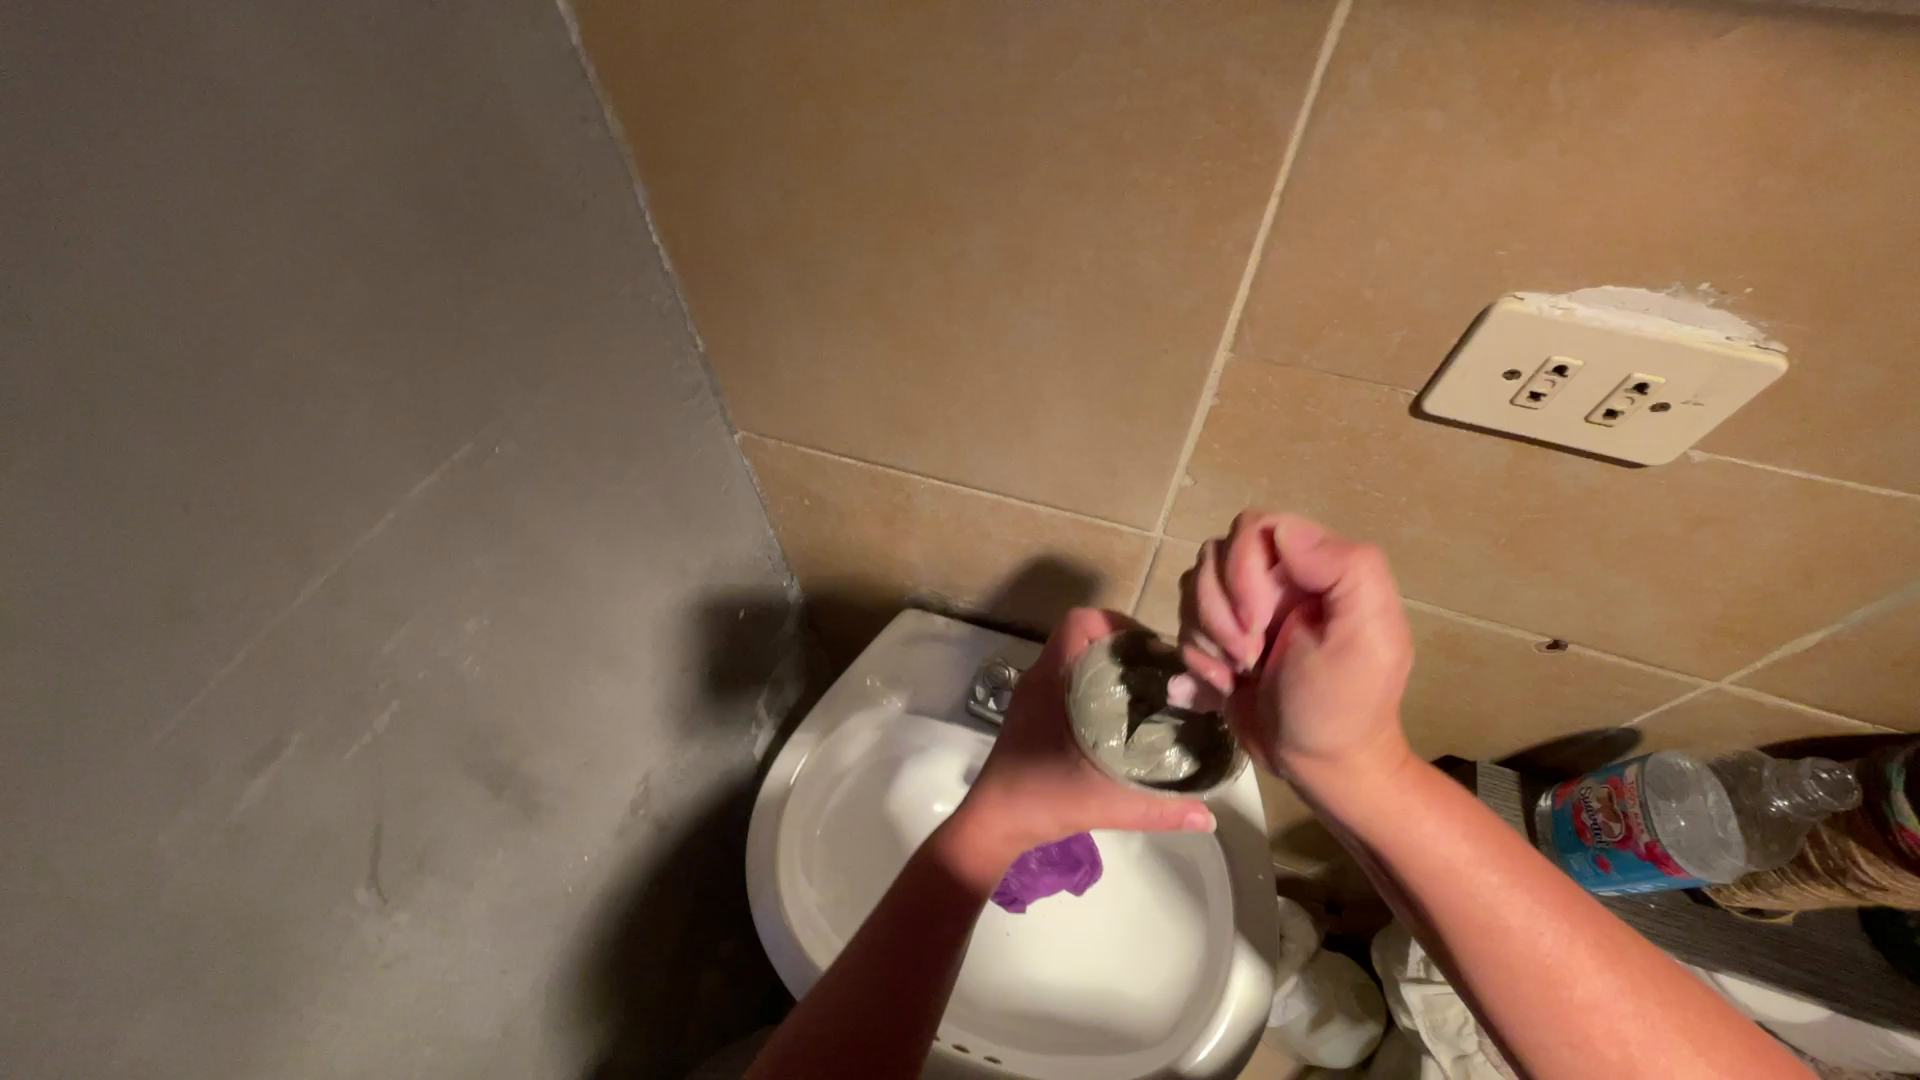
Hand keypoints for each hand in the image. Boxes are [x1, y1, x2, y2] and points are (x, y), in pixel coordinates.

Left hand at [949, 608, 1216, 866]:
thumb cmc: (1044, 799)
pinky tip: (1119, 714)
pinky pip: (1066, 678)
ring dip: (1108, 665)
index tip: (1152, 650)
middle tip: (1160, 670)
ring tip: (1147, 688)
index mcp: (1052, 681)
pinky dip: (1093, 683)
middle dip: (1123, 646)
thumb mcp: (1107, 804)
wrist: (995, 821)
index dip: (1117, 623)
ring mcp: (1033, 694)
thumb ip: (1160, 809)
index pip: (1081, 622)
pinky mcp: (1031, 712)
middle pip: (1083, 636)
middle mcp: (1041, 678)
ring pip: (1075, 658)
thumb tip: (1208, 814)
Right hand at [1176, 512, 1414, 783]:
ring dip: (1207, 640)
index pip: (1253, 528)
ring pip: (1191, 591)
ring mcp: (1242, 609)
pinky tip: (1222, 687)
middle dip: (1219, 614)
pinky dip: (1196, 660)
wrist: (1320, 767)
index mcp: (1312, 569)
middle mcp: (1274, 580)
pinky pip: (1183, 627)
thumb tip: (1284, 531)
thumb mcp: (1368, 636)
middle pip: (1212, 559)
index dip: (1240, 570)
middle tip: (1249, 657)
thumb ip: (1346, 568)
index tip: (1257, 622)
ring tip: (1237, 675)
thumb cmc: (1346, 704)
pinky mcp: (1218, 640)